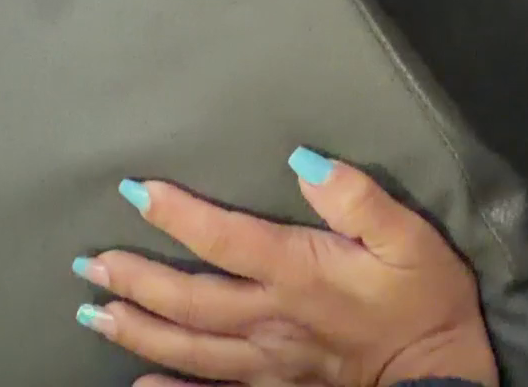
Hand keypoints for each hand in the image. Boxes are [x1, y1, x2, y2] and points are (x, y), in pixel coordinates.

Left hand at [74, 149, 498, 386]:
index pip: (224, 237)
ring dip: (135, 329)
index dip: (178, 213)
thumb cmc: (422, 293)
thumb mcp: (406, 233)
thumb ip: (357, 198)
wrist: (437, 371)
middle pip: (188, 298)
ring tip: (93, 311)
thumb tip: (306, 161)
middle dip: (135, 277)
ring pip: (185, 348)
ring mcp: (267, 361)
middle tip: (90, 261)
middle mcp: (269, 319)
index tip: (136, 190)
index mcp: (298, 273)